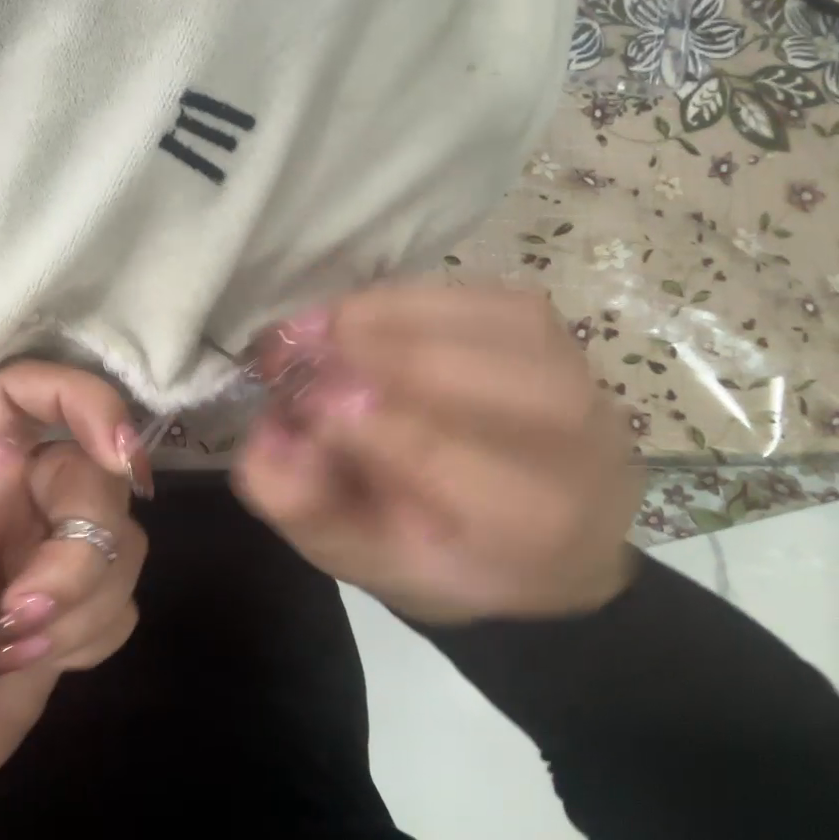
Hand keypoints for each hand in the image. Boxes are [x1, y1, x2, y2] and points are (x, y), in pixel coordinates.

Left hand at [0, 362, 149, 837]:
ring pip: (119, 542)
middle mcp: (9, 502)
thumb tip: (5, 449)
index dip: (78, 396)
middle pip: (92, 476)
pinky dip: (90, 637)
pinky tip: (31, 661)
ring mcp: (44, 557)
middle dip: (76, 552)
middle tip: (20, 610)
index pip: (20, 392)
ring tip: (11, 646)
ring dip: (80, 604)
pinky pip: (125, 601)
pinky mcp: (75, 614)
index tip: (117, 453)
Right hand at [233, 286, 644, 625]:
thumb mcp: (356, 557)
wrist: (531, 548)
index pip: (453, 462)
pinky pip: (496, 301)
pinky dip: (421, 298)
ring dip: (396, 316)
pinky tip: (359, 314)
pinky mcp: (559, 347)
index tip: (292, 408)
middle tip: (297, 351)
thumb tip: (271, 438)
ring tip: (318, 326)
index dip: (364, 426)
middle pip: (504, 384)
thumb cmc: (435, 556)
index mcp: (530, 528)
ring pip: (507, 328)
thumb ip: (303, 506)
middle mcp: (581, 454)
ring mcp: (584, 390)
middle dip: (386, 356)